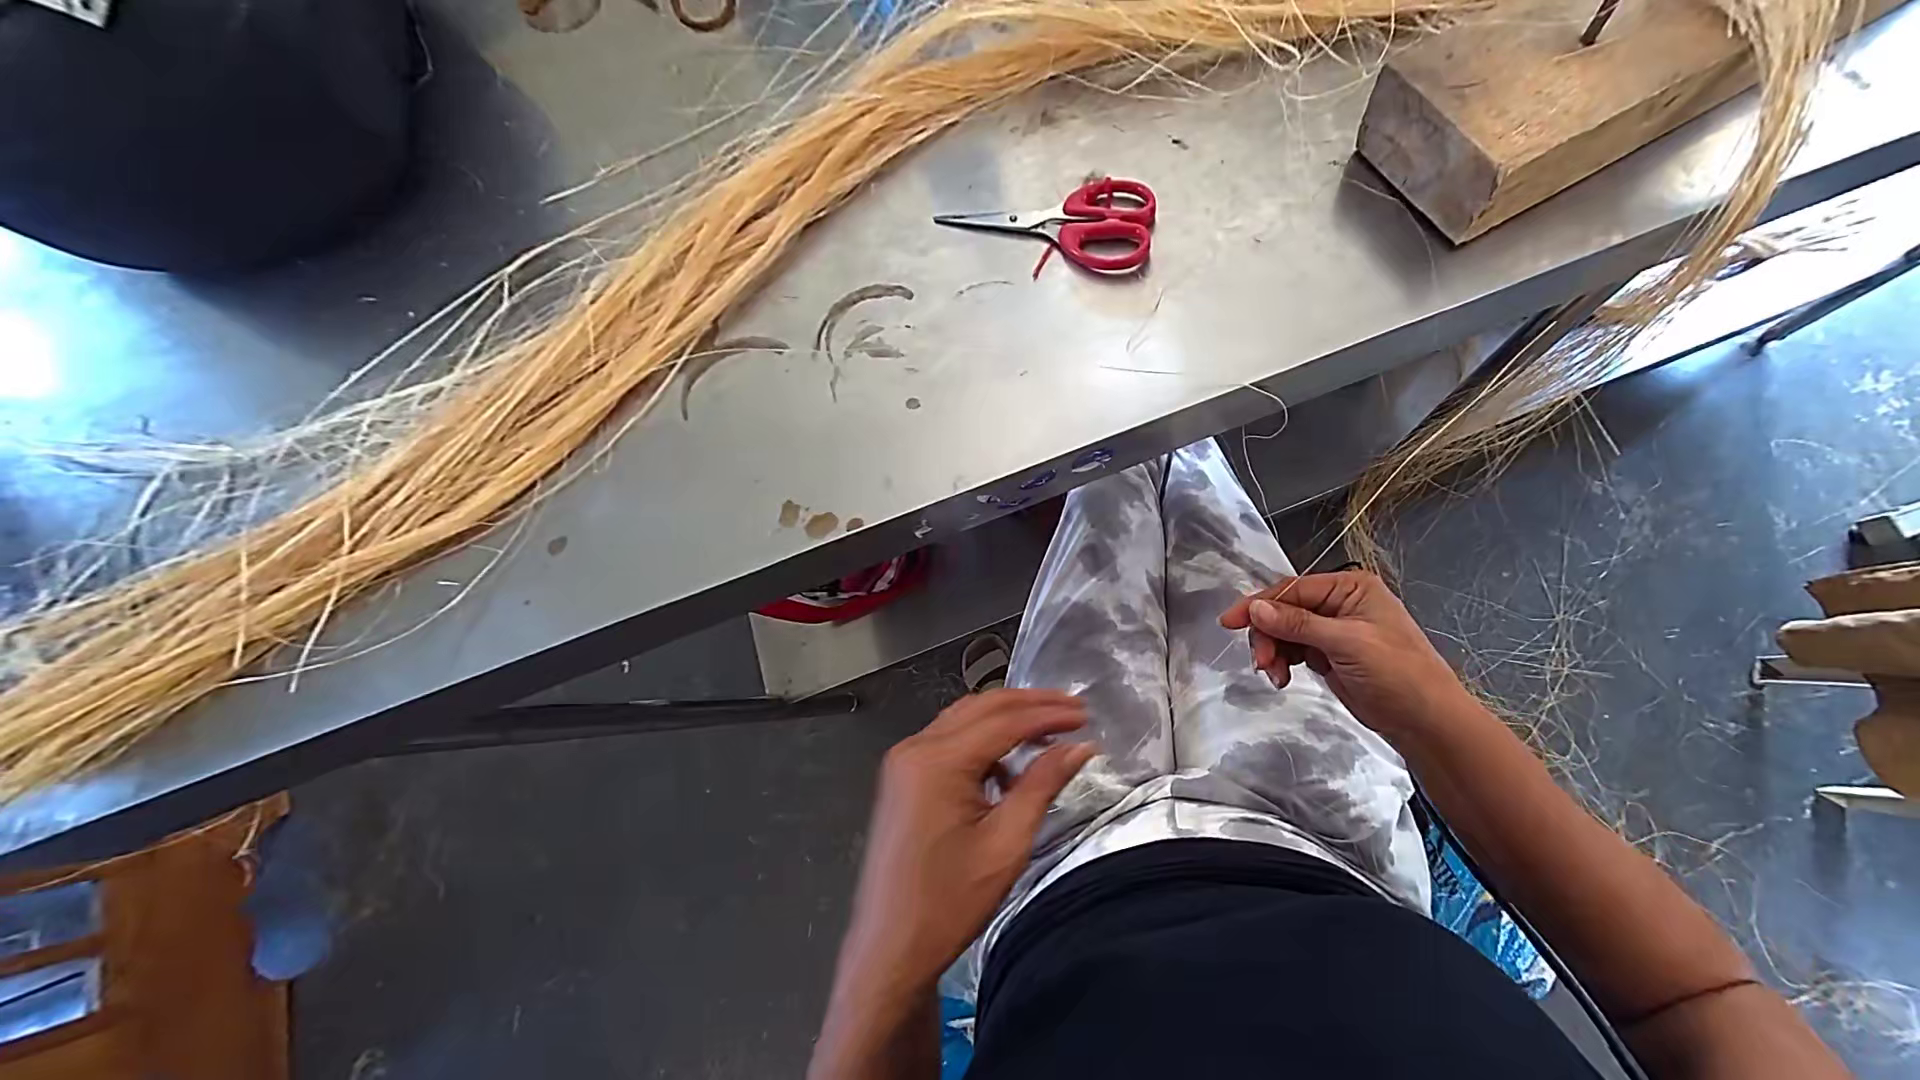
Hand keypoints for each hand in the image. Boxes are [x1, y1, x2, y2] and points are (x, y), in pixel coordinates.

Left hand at [835, 689, 1095, 998]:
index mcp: (936, 761)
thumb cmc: (948, 903)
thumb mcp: (1006, 843)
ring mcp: (904, 762)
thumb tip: (1077, 748)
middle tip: (1071, 708)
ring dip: (1006, 719)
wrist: (892, 947)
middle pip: (981, 707)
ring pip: (964, 719)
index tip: (1083, 713)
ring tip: (1048, 731)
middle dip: (1029, 704)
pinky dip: (982, 742)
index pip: (1003, 720)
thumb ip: (1042, 785)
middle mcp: (915, 749)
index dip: (1048, 714)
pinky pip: (948, 742)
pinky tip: (1008, 765)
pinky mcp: (903, 777)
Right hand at [1218, 570, 1472, 740]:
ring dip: (1273, 652)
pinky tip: (1282, 677)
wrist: (1428, 723)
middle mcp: (1339, 603)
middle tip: (1263, 662)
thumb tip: (1256, 608)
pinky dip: (1282, 662)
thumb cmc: (1400, 675)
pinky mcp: (1328, 654)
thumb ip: (1298, 624)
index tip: (1229, 622)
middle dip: (1268, 635)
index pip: (1292, 589)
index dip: (1258, 605)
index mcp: (1350, 588)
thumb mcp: (1347, 644)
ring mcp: (1333, 629)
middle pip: (1282, 611)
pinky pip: (1292, 649)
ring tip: (1275, 675)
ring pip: (1283, 631)